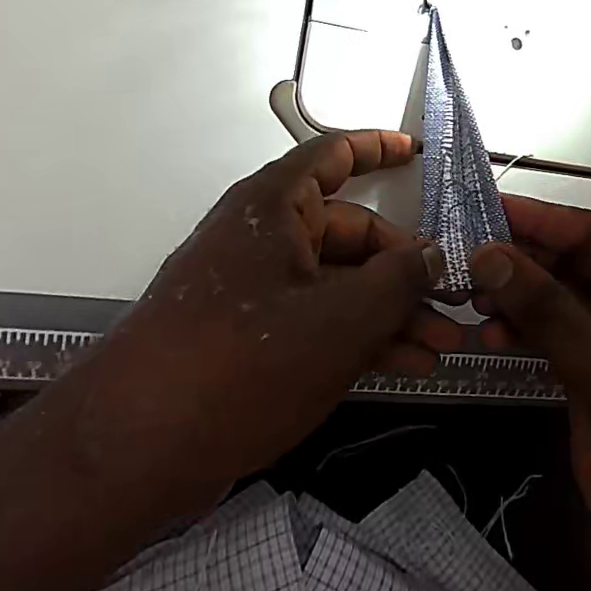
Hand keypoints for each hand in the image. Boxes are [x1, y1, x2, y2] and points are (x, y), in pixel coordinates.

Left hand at [67, 131, 461, 504]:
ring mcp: (253, 286)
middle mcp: (261, 236)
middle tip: (450, 298)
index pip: (333, 155)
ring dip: (387, 308)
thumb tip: (430, 255)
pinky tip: (401, 361)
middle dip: (402, 265)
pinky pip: (314, 316)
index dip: (378, 148)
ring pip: (335, 281)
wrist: (139, 443)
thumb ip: (395, 281)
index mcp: (273, 206)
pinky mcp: (248, 333)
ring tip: (439, 341)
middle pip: (345, 231)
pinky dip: (356, 333)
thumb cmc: (238, 362)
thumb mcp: (338, 320)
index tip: (415, 152)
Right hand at [470, 196, 590, 590]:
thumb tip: (489, 256)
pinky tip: (491, 331)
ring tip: (476, 297)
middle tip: (472, 255)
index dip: (545, 220)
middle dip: (522, 261)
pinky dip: (517, 326)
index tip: (491, 210)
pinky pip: (547, 330)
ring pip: (554, 295)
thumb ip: (549, 311)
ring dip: (515, 294)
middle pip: (573, 262)